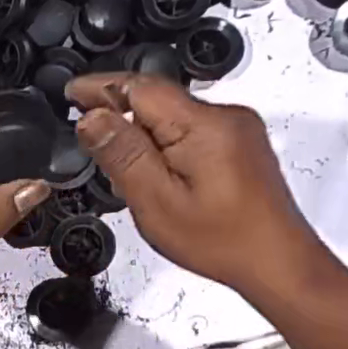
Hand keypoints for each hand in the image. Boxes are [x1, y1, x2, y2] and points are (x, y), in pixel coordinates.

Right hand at [66, 72, 330, 295]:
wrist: (275, 262)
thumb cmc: (225, 241)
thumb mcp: (156, 202)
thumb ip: (122, 155)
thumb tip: (92, 118)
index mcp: (202, 126)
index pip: (138, 86)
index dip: (99, 88)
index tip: (72, 93)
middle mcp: (225, 117)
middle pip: (155, 98)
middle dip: (117, 111)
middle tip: (87, 135)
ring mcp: (235, 129)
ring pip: (171, 115)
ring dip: (139, 131)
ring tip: (122, 168)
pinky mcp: (238, 143)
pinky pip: (189, 129)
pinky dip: (162, 142)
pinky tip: (154, 173)